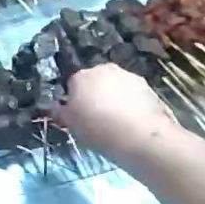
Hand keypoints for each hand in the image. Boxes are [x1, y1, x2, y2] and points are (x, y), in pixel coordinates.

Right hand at [58, 63, 178, 160]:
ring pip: (115, 85)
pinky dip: (130, 102)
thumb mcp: (70, 125)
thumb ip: (62, 112)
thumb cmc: (96, 129)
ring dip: (113, 97)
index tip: (79, 116)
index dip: (75, 101)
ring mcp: (126, 74)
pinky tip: (131, 120)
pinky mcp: (145, 84)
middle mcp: (103, 69)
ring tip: (117, 121)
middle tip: (97, 117)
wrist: (137, 134)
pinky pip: (131, 92)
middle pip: (95, 81)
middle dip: (95, 95)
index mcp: (80, 77)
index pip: (72, 85)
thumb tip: (59, 107)